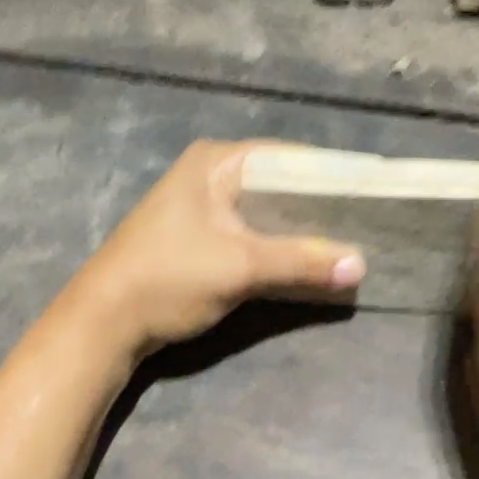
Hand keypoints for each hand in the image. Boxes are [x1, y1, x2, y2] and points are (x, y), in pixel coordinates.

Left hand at [67, 140, 364, 353]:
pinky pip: (255, 238)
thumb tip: (360, 266)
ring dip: (302, 234)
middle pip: (281, 187)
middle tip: (369, 225)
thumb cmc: (169, 278)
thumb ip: (301, 262)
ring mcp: (205, 210)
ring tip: (349, 246)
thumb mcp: (240, 267)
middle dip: (321, 209)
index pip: (290, 158)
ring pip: (269, 215)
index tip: (373, 193)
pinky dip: (281, 251)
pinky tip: (309, 266)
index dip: (332, 176)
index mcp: (217, 163)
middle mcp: (211, 177)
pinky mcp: (202, 242)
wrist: (105, 321)